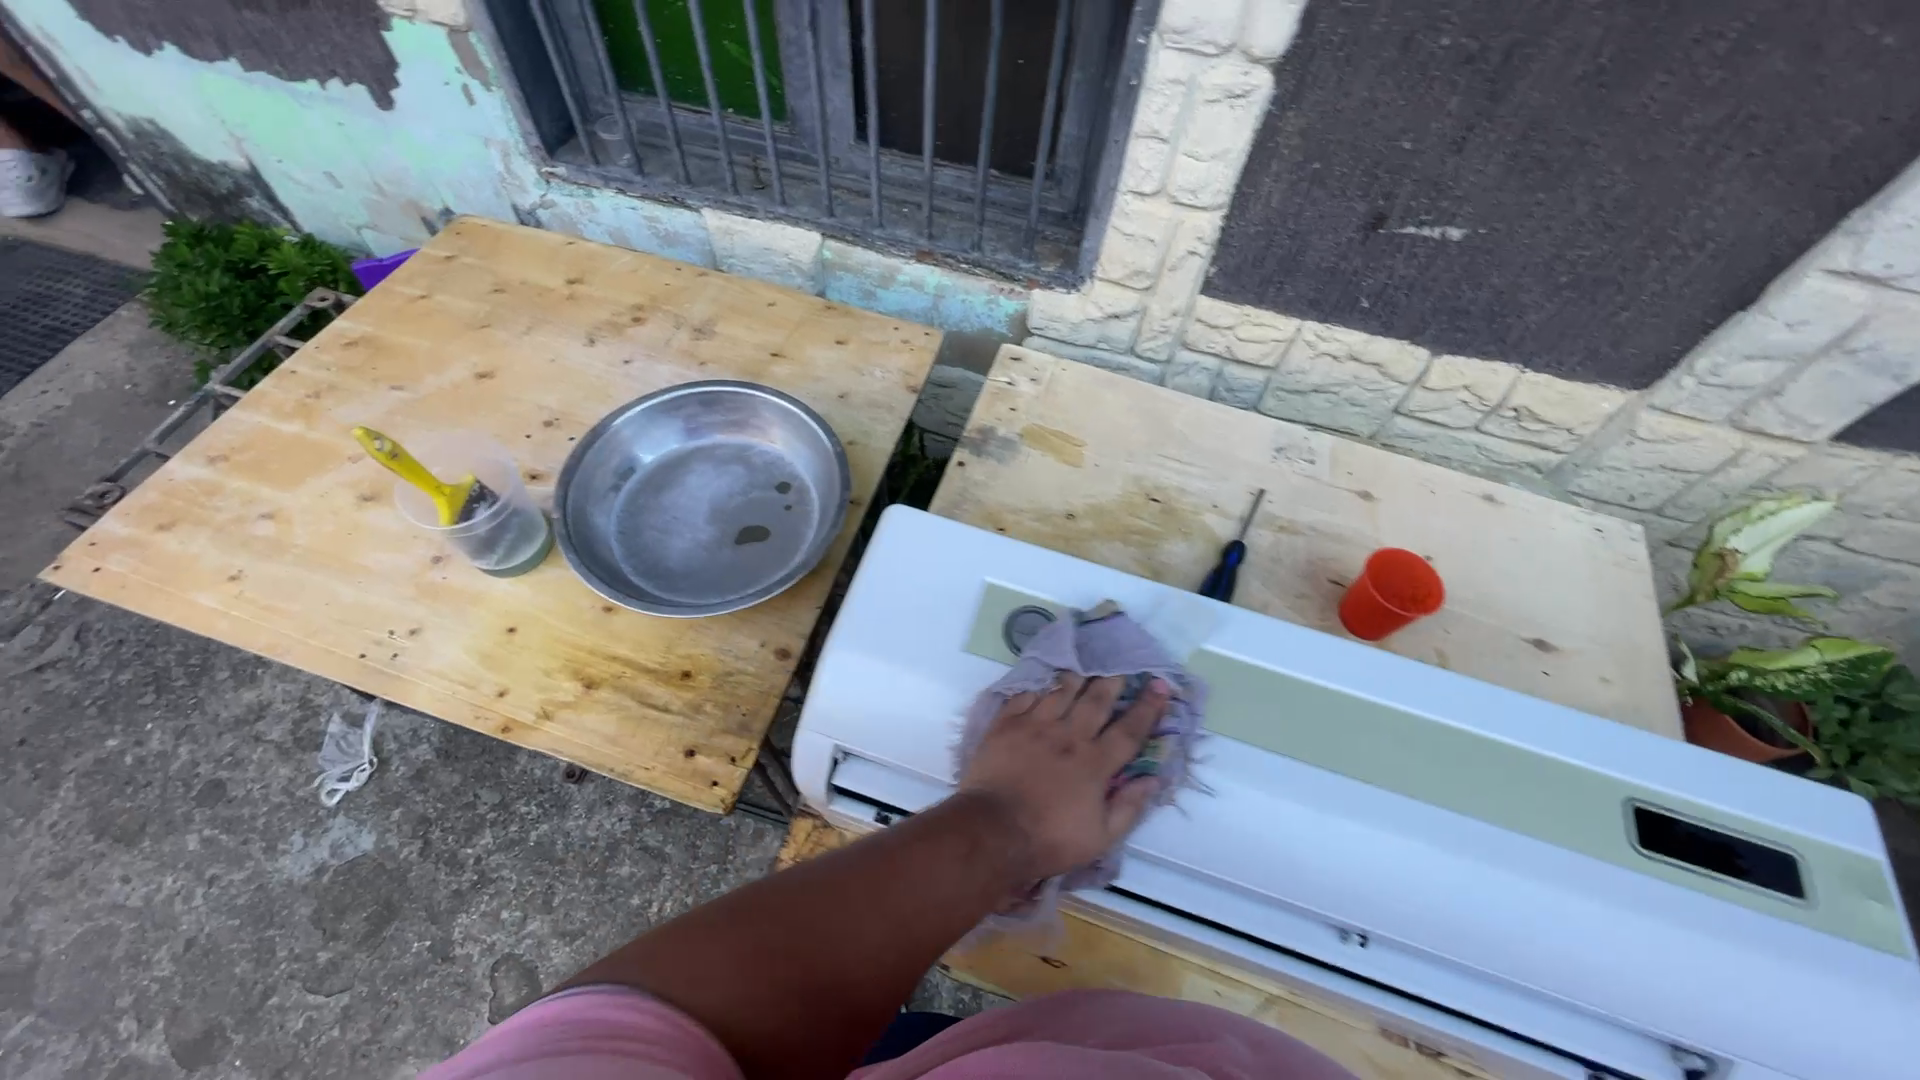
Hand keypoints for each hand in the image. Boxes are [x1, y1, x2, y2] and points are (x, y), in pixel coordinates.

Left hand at [955, 674, 1170, 883]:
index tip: (1160, 685)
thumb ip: (1129, 807)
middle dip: (1112, 682)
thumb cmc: (1049, 839)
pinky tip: (1042, 687)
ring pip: (1060, 692)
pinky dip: (1037, 690)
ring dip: (1076, 679)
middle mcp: (1068, 737)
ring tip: (1084, 670)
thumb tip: (1153, 779)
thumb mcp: (1100, 838)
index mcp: (1095, 764)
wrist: (992, 831)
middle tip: (1120, 668)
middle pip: (1096, 701)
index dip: (1148, 707)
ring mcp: (1035, 727)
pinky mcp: (1005, 725)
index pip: (1129, 730)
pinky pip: (1025, 697)